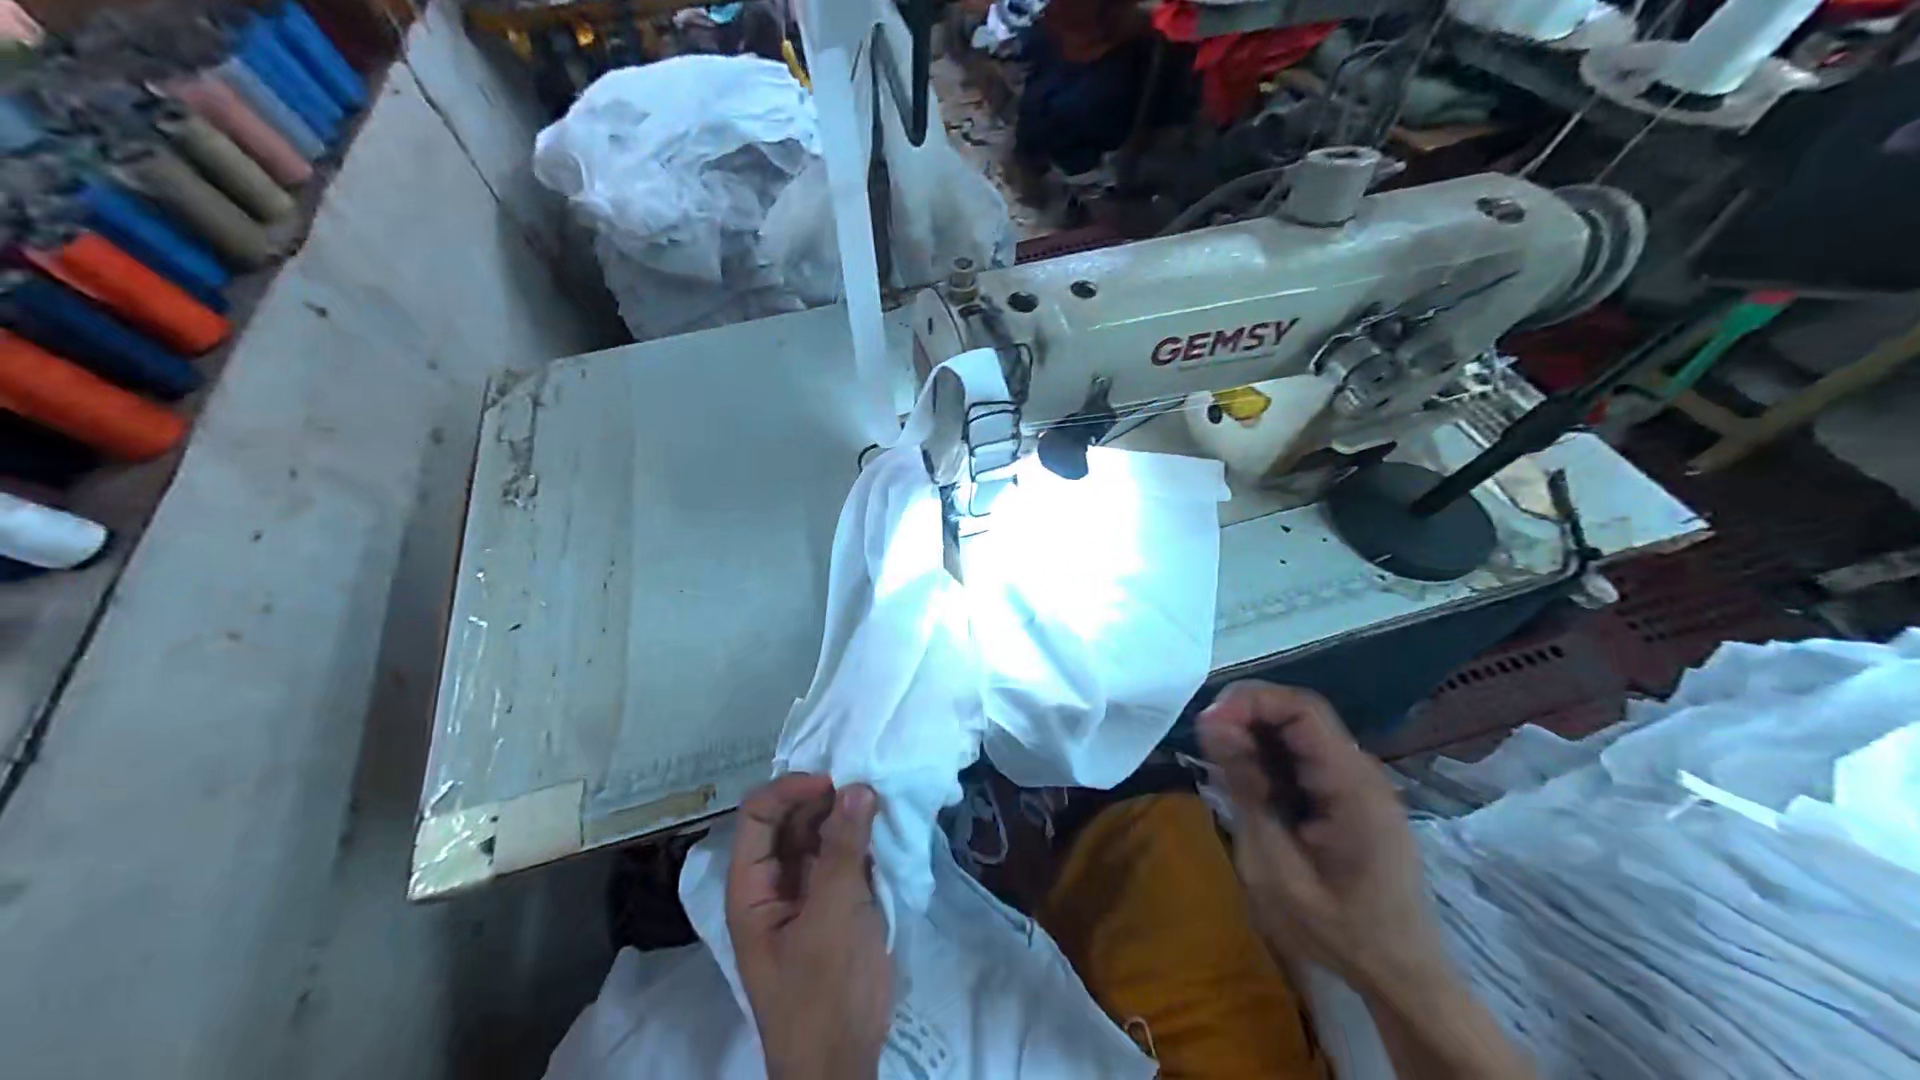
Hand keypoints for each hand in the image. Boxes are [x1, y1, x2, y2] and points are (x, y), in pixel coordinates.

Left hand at [727, 774, 891, 1079]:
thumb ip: (843, 848)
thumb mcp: (832, 916)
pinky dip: (861, 838)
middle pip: (790, 821)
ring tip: (879, 798)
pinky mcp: (837, 903)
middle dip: (823, 798)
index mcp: (752, 887)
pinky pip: (844, 856)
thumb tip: (858, 786)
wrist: (842, 1062)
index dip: (789, 791)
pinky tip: (884, 825)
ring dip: (845, 815)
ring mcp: (807, 893)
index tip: (832, 781)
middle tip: (865, 783)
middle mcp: (775, 882)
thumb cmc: (824, 990)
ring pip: (819, 835)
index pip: (758, 816)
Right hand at [1197, 682, 1445, 994]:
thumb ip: (1246, 792)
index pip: (1302, 710)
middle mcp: (1363, 771)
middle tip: (1205, 740)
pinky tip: (1247, 777)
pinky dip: (1270, 753)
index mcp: (1352, 786)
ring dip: (1255, 733)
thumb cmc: (1337, 931)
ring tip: (1219, 758)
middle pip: (1300, 713)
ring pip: (1301, 731)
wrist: (1403, 976)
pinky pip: (1307, 754)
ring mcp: (1362, 781)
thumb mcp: (1274, 868)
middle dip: (1246, 713)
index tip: (1206, 724)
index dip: (1250, 702)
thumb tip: (1213, 725)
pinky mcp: (1352, 794)